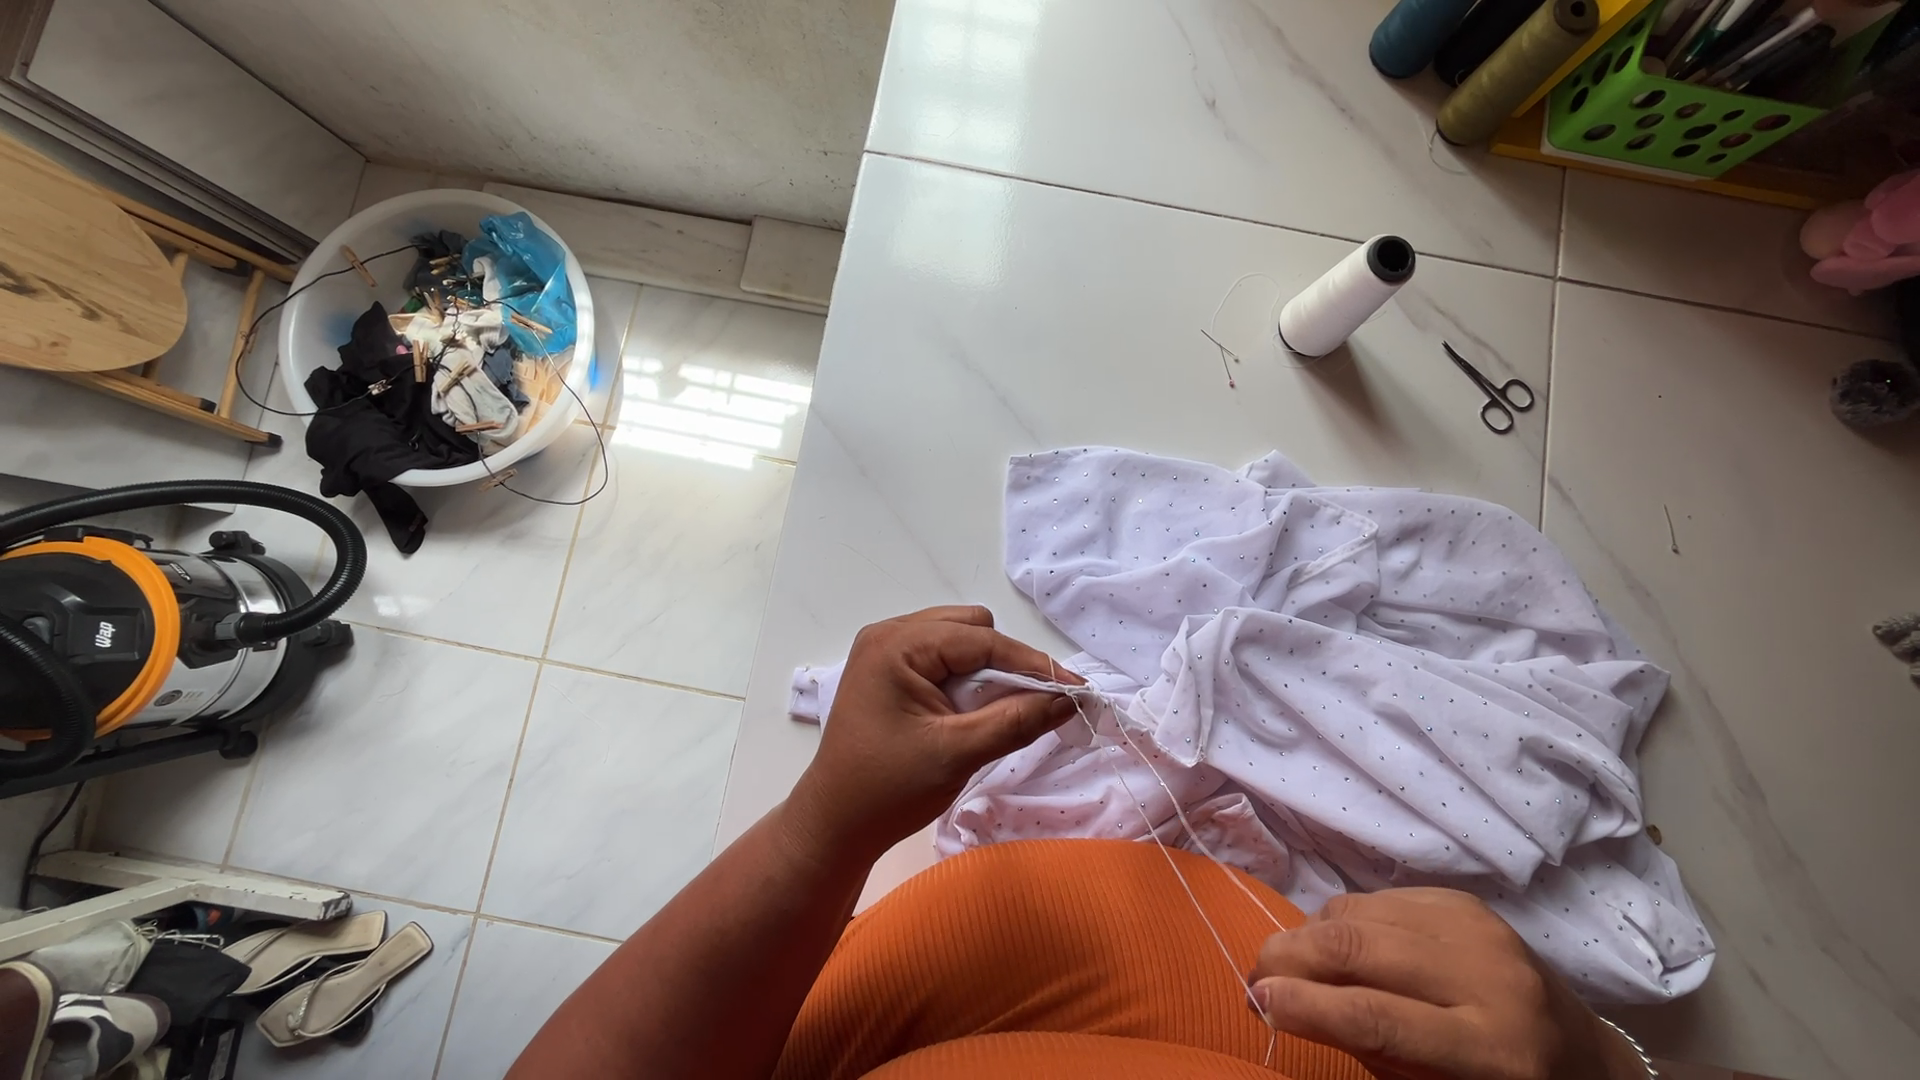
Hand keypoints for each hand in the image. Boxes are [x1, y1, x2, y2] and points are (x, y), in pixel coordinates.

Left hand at [785, 606, 1079, 862]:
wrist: (835, 825)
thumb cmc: (888, 791)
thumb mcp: (957, 754)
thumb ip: (1015, 721)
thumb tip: (1068, 699)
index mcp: (896, 646)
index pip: (981, 641)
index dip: (1033, 665)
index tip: (1077, 689)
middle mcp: (889, 635)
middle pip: (972, 628)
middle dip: (1007, 664)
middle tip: (1030, 705)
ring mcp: (886, 650)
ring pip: (960, 640)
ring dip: (988, 671)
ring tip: (997, 711)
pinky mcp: (890, 671)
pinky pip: (944, 658)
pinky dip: (968, 679)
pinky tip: (972, 710)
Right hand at [1248, 889, 1647, 1079]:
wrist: (1592, 1057)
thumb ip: (1372, 1051)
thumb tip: (1286, 1007)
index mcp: (1495, 1047)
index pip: (1376, 1016)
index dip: (1304, 1006)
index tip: (1255, 1003)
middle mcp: (1486, 975)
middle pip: (1357, 946)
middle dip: (1289, 956)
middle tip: (1253, 977)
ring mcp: (1475, 927)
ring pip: (1355, 911)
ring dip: (1307, 936)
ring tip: (1290, 964)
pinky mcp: (1461, 900)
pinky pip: (1373, 898)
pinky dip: (1340, 920)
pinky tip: (1336, 944)